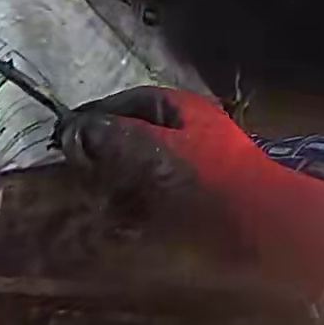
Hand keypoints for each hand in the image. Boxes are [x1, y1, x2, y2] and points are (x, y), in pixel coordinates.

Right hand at [59, 87, 323, 298]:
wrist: (265, 222)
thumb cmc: (213, 181)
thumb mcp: (160, 154)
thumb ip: (117, 138)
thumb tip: (74, 129)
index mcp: (181, 108)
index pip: (127, 101)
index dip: (93, 117)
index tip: (58, 140)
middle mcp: (187, 126)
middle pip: (133, 127)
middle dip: (99, 145)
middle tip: (64, 170)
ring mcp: (192, 157)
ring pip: (140, 156)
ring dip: (111, 171)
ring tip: (80, 192)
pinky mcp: (194, 188)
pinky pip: (152, 183)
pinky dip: (130, 193)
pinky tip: (113, 213)